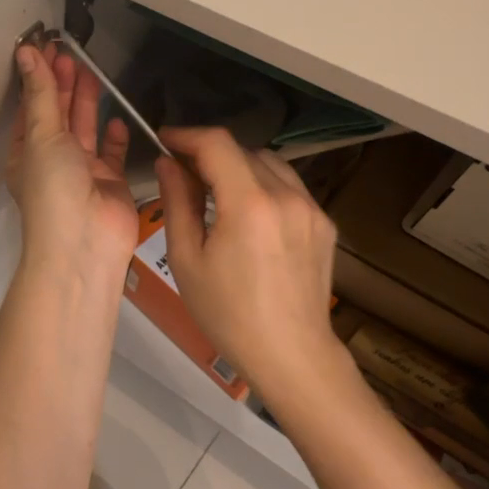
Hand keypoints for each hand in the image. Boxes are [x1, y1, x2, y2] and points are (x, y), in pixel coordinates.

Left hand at [8, 41, 136, 280]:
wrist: (84, 244)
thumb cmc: (54, 189)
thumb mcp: (41, 136)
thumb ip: (40, 93)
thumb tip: (25, 52)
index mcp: (25, 152)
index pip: (30, 107)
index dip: (37, 77)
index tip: (47, 46)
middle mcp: (51, 161)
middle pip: (57, 114)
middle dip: (62, 83)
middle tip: (70, 50)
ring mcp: (82, 172)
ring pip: (84, 128)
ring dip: (86, 101)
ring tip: (91, 69)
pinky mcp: (110, 182)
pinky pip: (112, 153)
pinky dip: (115, 135)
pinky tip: (118, 116)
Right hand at [155, 128, 342, 397]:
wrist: (290, 353)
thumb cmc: (227, 313)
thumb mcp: (186, 259)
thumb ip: (177, 203)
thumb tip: (168, 164)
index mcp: (249, 204)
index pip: (217, 144)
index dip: (187, 135)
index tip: (164, 140)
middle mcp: (286, 196)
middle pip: (243, 151)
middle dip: (209, 154)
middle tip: (183, 175)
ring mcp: (311, 208)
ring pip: (270, 164)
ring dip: (239, 167)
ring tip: (216, 194)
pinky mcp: (324, 224)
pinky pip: (289, 187)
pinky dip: (263, 186)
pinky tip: (248, 216)